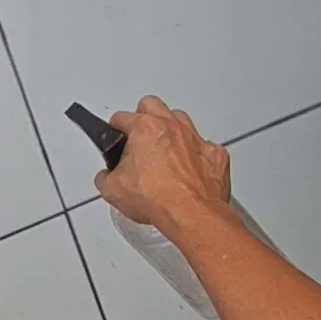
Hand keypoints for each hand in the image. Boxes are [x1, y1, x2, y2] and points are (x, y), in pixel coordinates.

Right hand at [95, 96, 231, 228]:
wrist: (191, 214)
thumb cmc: (157, 198)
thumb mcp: (112, 190)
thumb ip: (105, 176)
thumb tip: (107, 177)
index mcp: (144, 128)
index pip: (121, 117)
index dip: (115, 127)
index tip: (115, 134)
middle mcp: (171, 127)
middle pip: (153, 105)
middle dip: (143, 115)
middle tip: (139, 135)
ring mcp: (195, 139)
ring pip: (181, 119)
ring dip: (171, 129)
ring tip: (164, 147)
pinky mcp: (215, 155)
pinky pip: (205, 145)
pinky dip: (196, 153)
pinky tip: (189, 166)